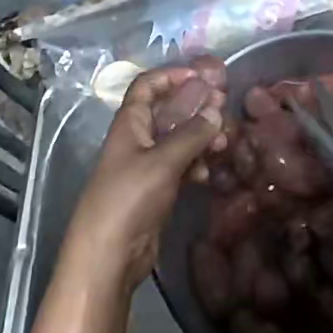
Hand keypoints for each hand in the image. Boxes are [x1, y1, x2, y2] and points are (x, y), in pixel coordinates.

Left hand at [64, 66, 228, 291]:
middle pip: (167, 110)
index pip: (147, 85)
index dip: (171, 75)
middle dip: (195, 105)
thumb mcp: (162, 161)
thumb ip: (191, 134)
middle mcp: (137, 138)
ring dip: (200, 135)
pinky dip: (196, 162)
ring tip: (224, 140)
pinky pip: (181, 165)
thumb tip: (216, 109)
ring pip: (177, 138)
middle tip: (223, 105)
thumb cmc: (129, 198)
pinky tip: (210, 170)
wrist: (108, 256)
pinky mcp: (156, 189)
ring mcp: (147, 165)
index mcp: (130, 122)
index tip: (201, 76)